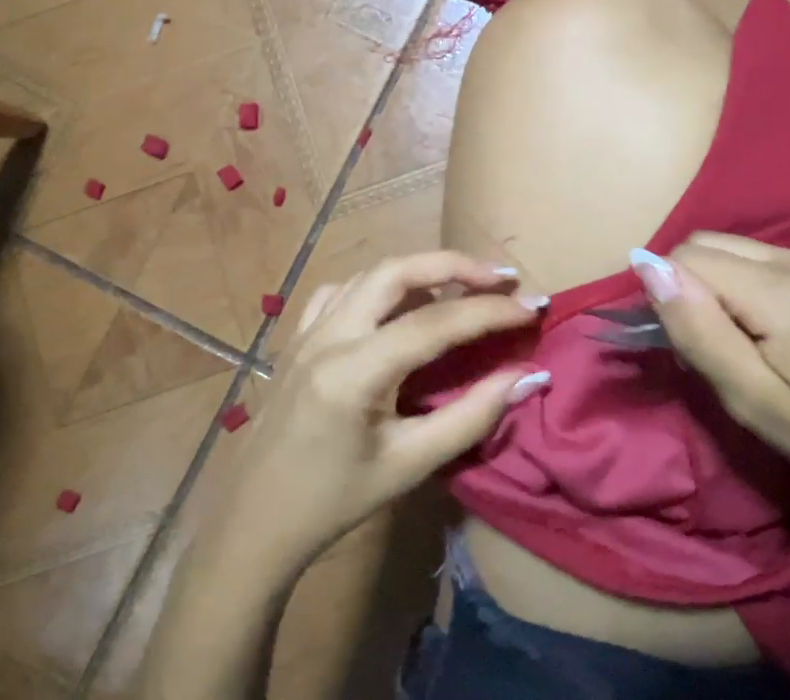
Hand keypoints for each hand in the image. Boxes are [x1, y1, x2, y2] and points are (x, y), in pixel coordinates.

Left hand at [216, 252, 549, 565]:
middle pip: (396, 271)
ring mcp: (305, 332)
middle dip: (455, 266)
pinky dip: (380, 286)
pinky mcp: (296, 339)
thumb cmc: (335, 502)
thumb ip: (472, 416)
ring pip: (369, 275)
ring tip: (464, 287)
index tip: (534, 308)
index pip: (434, 322)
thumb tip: (529, 376)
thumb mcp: (410, 465)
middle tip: (502, 280)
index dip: (490, 311)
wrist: (255, 523)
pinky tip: (398, 306)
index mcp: (353, 372)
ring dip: (420, 271)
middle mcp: (327, 338)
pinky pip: (341, 292)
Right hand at [629, 233, 789, 505]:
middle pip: (717, 243)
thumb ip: (697, 330)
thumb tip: (647, 265)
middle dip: (695, 283)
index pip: (688, 256)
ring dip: (732, 284)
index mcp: (782, 291)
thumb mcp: (756, 403)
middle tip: (715, 347)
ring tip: (754, 344)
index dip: (670, 293)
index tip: (686, 343)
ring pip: (753, 250)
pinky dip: (769, 286)